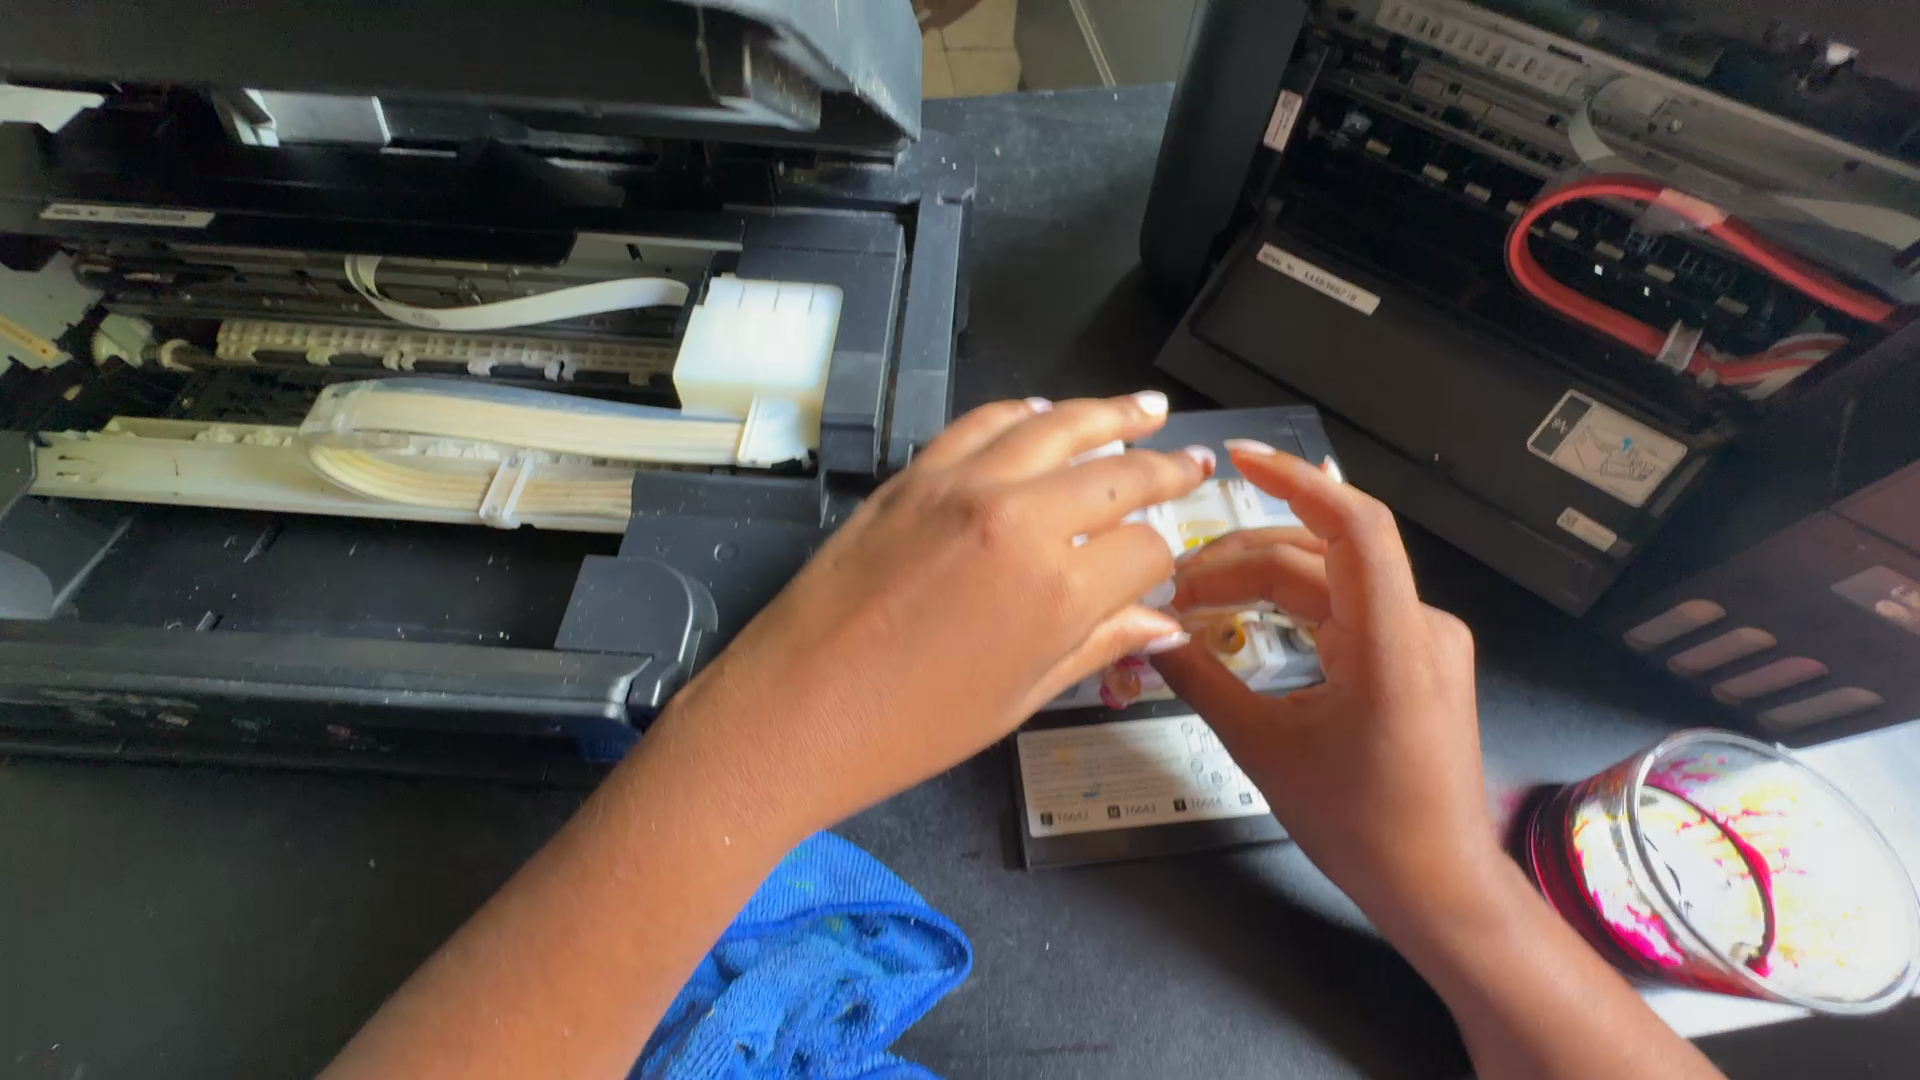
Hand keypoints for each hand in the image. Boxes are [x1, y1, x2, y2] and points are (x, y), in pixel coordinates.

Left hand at [656, 392, 1214, 839]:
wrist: (793, 710)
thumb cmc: (911, 728)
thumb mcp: (1019, 698)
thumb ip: (1095, 645)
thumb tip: (1161, 625)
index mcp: (1060, 590)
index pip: (1145, 551)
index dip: (1163, 562)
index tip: (1159, 571)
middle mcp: (1021, 519)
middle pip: (1117, 475)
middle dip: (1166, 470)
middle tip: (1195, 461)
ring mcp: (963, 485)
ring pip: (1056, 427)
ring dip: (1109, 414)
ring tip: (1147, 407)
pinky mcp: (915, 475)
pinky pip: (983, 424)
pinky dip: (1023, 413)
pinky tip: (1045, 412)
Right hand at [1151, 441, 1499, 934]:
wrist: (1435, 885)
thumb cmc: (1356, 823)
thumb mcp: (1263, 747)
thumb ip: (1201, 679)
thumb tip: (1145, 633)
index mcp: (1392, 643)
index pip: (1353, 528)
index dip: (1295, 481)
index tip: (1237, 460)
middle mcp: (1418, 624)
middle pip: (1317, 556)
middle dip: (1238, 560)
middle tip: (1173, 585)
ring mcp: (1421, 638)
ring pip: (1327, 579)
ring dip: (1258, 581)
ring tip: (1195, 597)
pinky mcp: (1412, 655)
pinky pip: (1342, 606)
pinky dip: (1287, 604)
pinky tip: (1243, 613)